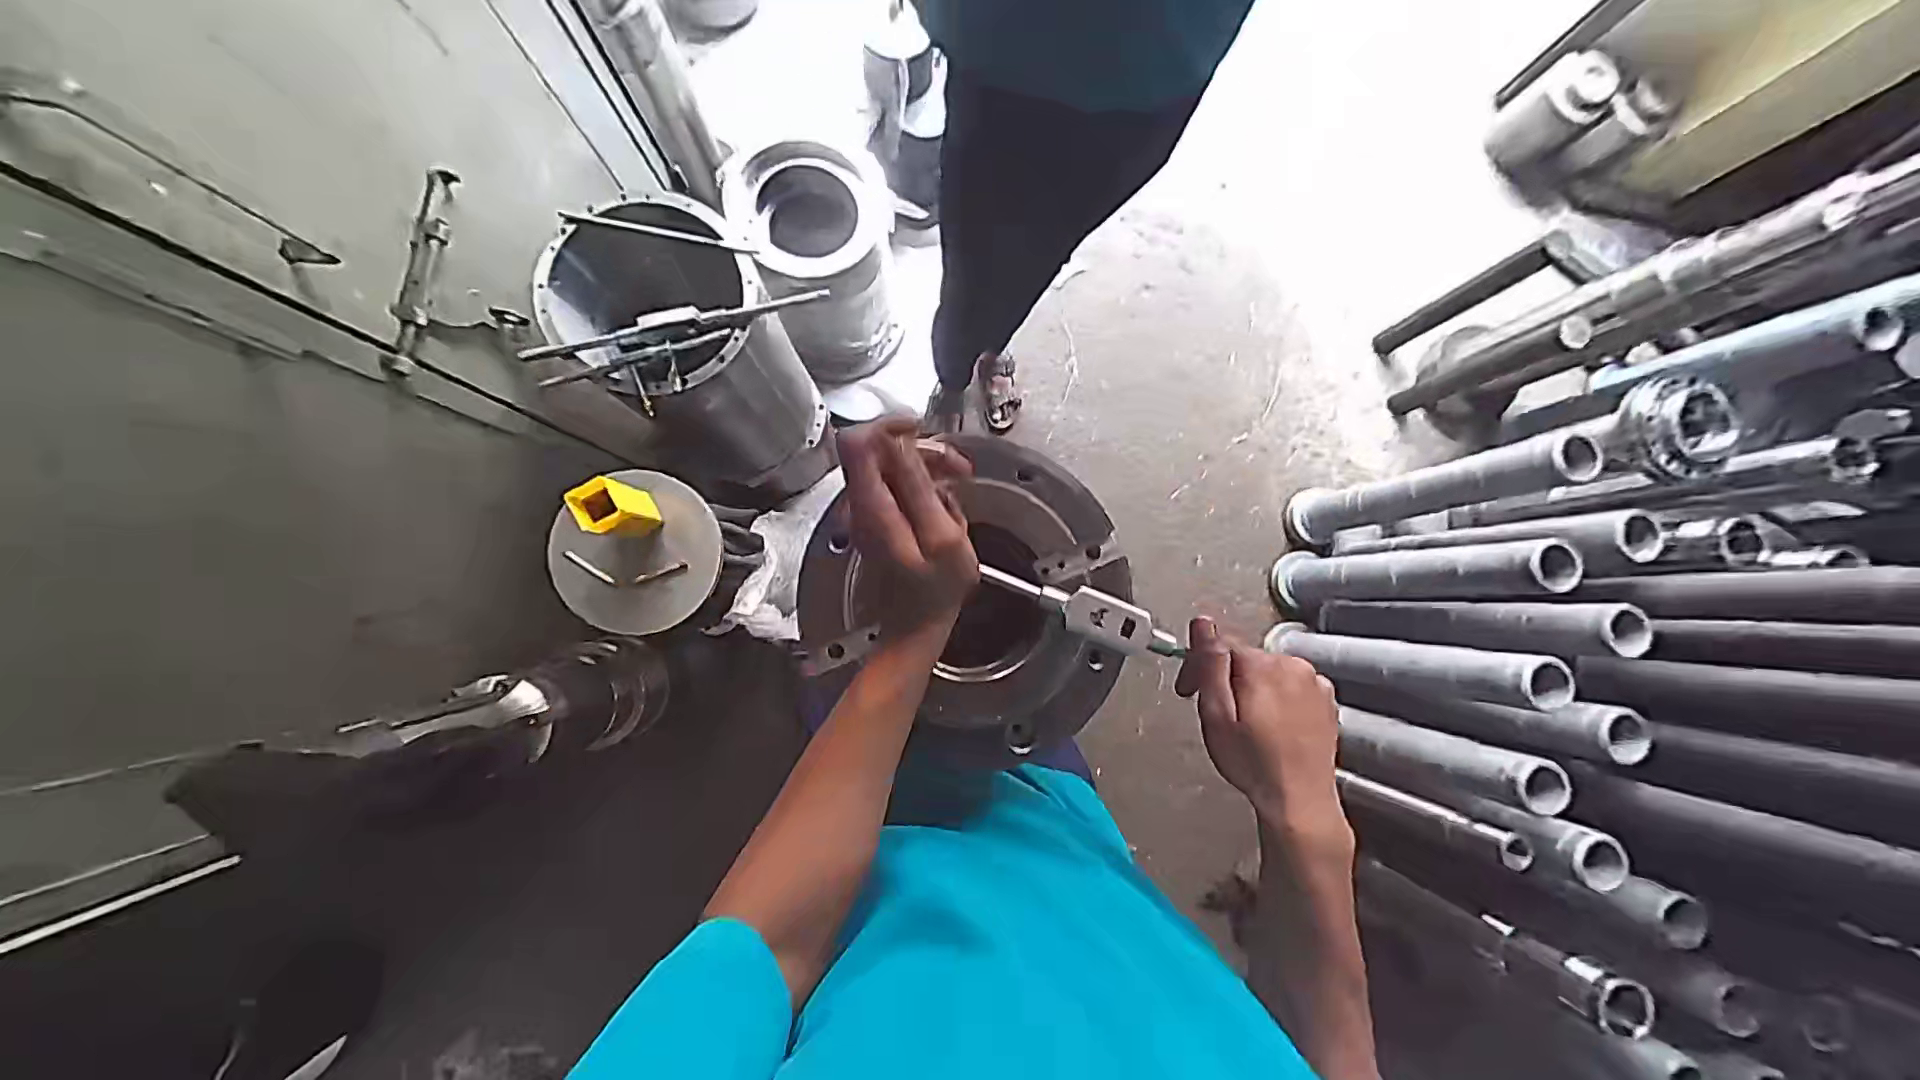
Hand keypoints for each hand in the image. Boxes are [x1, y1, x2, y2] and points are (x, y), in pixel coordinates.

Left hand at [838, 418, 978, 634]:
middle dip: (920, 449)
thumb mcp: (943, 537)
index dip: (888, 426)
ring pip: (890, 466)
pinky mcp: (880, 517)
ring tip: (959, 481)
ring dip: (926, 465)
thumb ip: (918, 486)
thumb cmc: (937, 590)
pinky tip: (945, 500)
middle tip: (958, 466)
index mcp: (872, 506)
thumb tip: (900, 442)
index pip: (858, 441)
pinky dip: (922, 483)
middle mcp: (861, 504)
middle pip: (879, 450)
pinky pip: (896, 485)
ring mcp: (868, 511)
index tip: (922, 430)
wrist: (919, 623)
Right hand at [1176, 617, 1346, 845]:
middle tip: (1218, 715)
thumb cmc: (1255, 765)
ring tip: (1245, 725)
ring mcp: (1315, 684)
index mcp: (1264, 666)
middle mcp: (1294, 667)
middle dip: (1225, 680)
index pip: (1219, 644)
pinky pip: (1290, 687)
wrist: (1299, 802)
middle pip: (1244, 658)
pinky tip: (1269, 726)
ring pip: (1267, 672)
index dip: (1197, 666)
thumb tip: (1203, 624)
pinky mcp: (1325, 702)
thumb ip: (1209, 664)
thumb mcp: (1215, 714)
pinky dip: (1276, 700)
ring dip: (1251, 689)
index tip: (1189, 690)